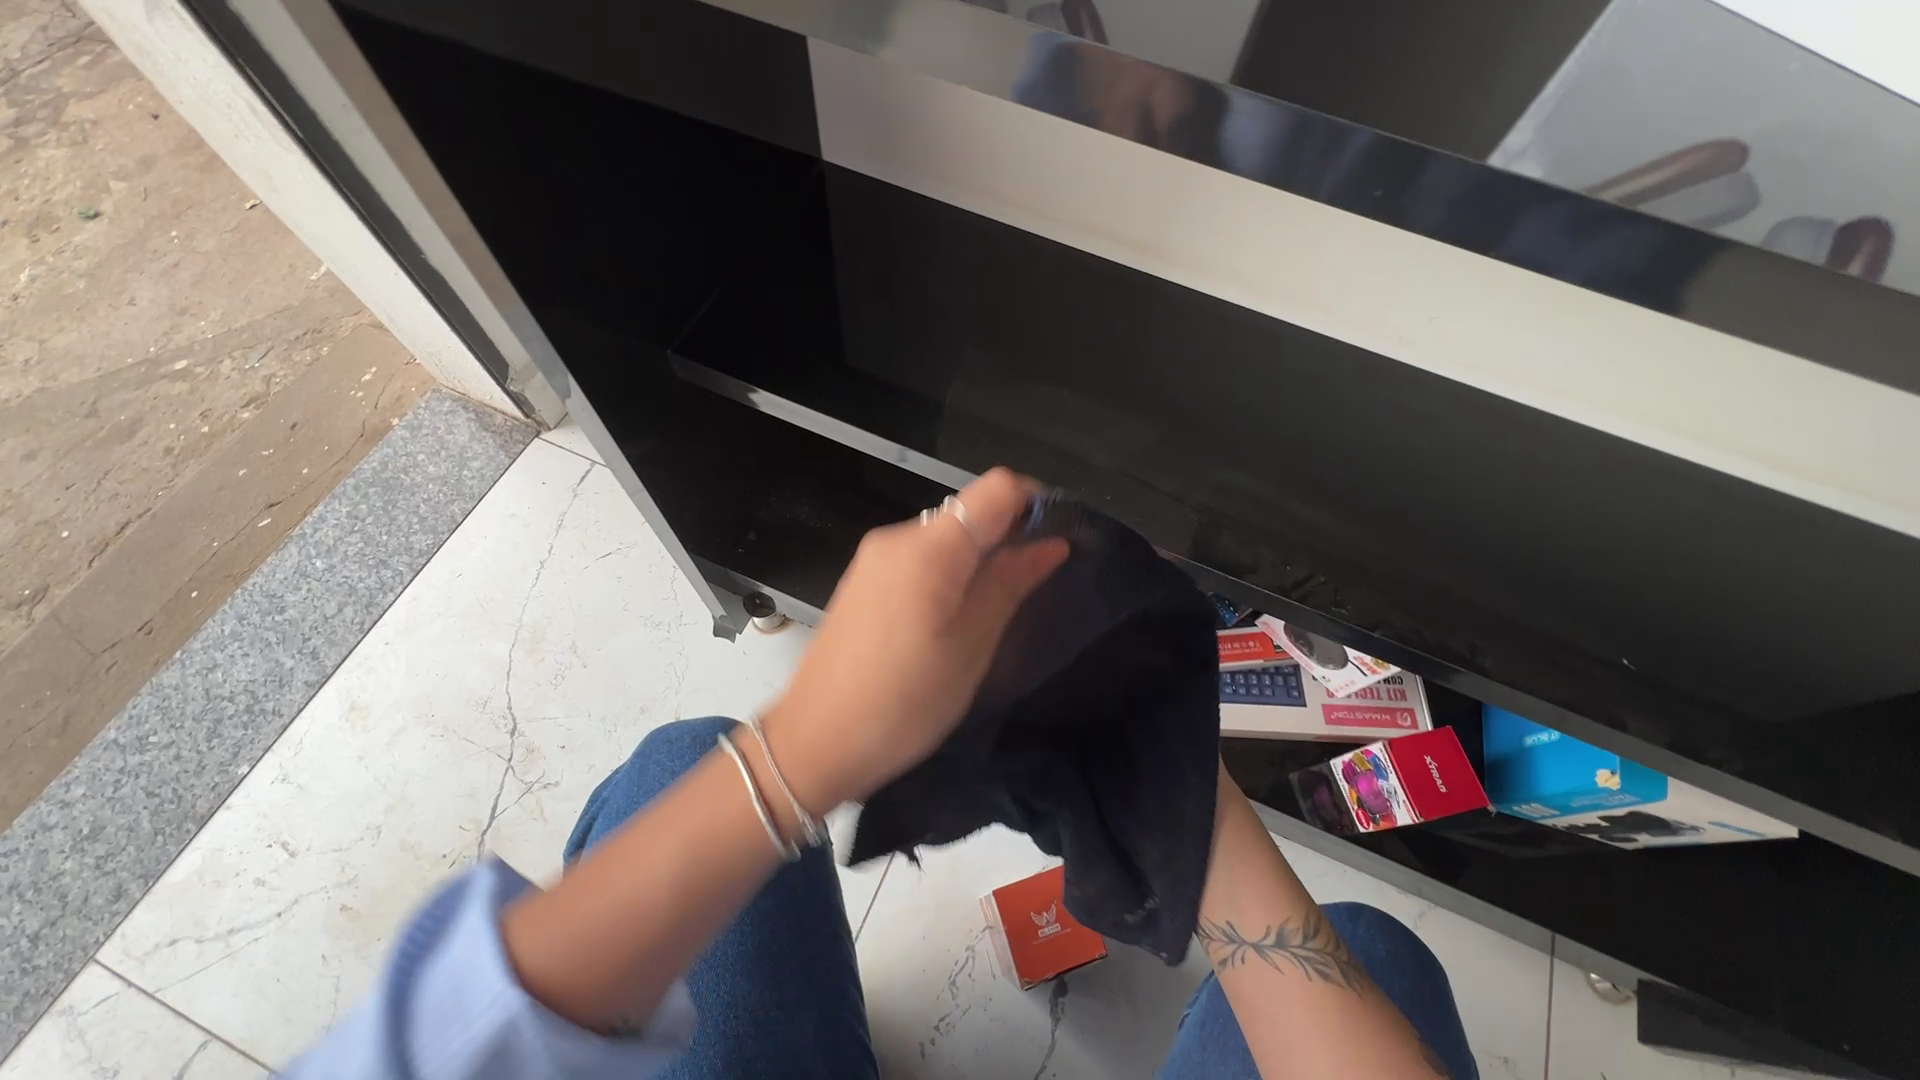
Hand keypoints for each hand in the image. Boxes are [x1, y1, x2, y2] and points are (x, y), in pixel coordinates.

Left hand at [759, 468, 1069, 813]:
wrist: (814, 742)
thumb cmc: (902, 704)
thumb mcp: (971, 647)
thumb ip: (1011, 584)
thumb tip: (1052, 543)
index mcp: (928, 548)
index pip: (998, 488)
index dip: (1038, 504)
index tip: (1063, 542)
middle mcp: (898, 538)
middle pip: (971, 510)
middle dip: (1012, 536)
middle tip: (1040, 584)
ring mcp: (875, 558)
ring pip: (948, 535)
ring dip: (983, 558)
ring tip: (1003, 608)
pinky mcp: (865, 580)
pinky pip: (923, 558)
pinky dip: (953, 572)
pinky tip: (961, 616)